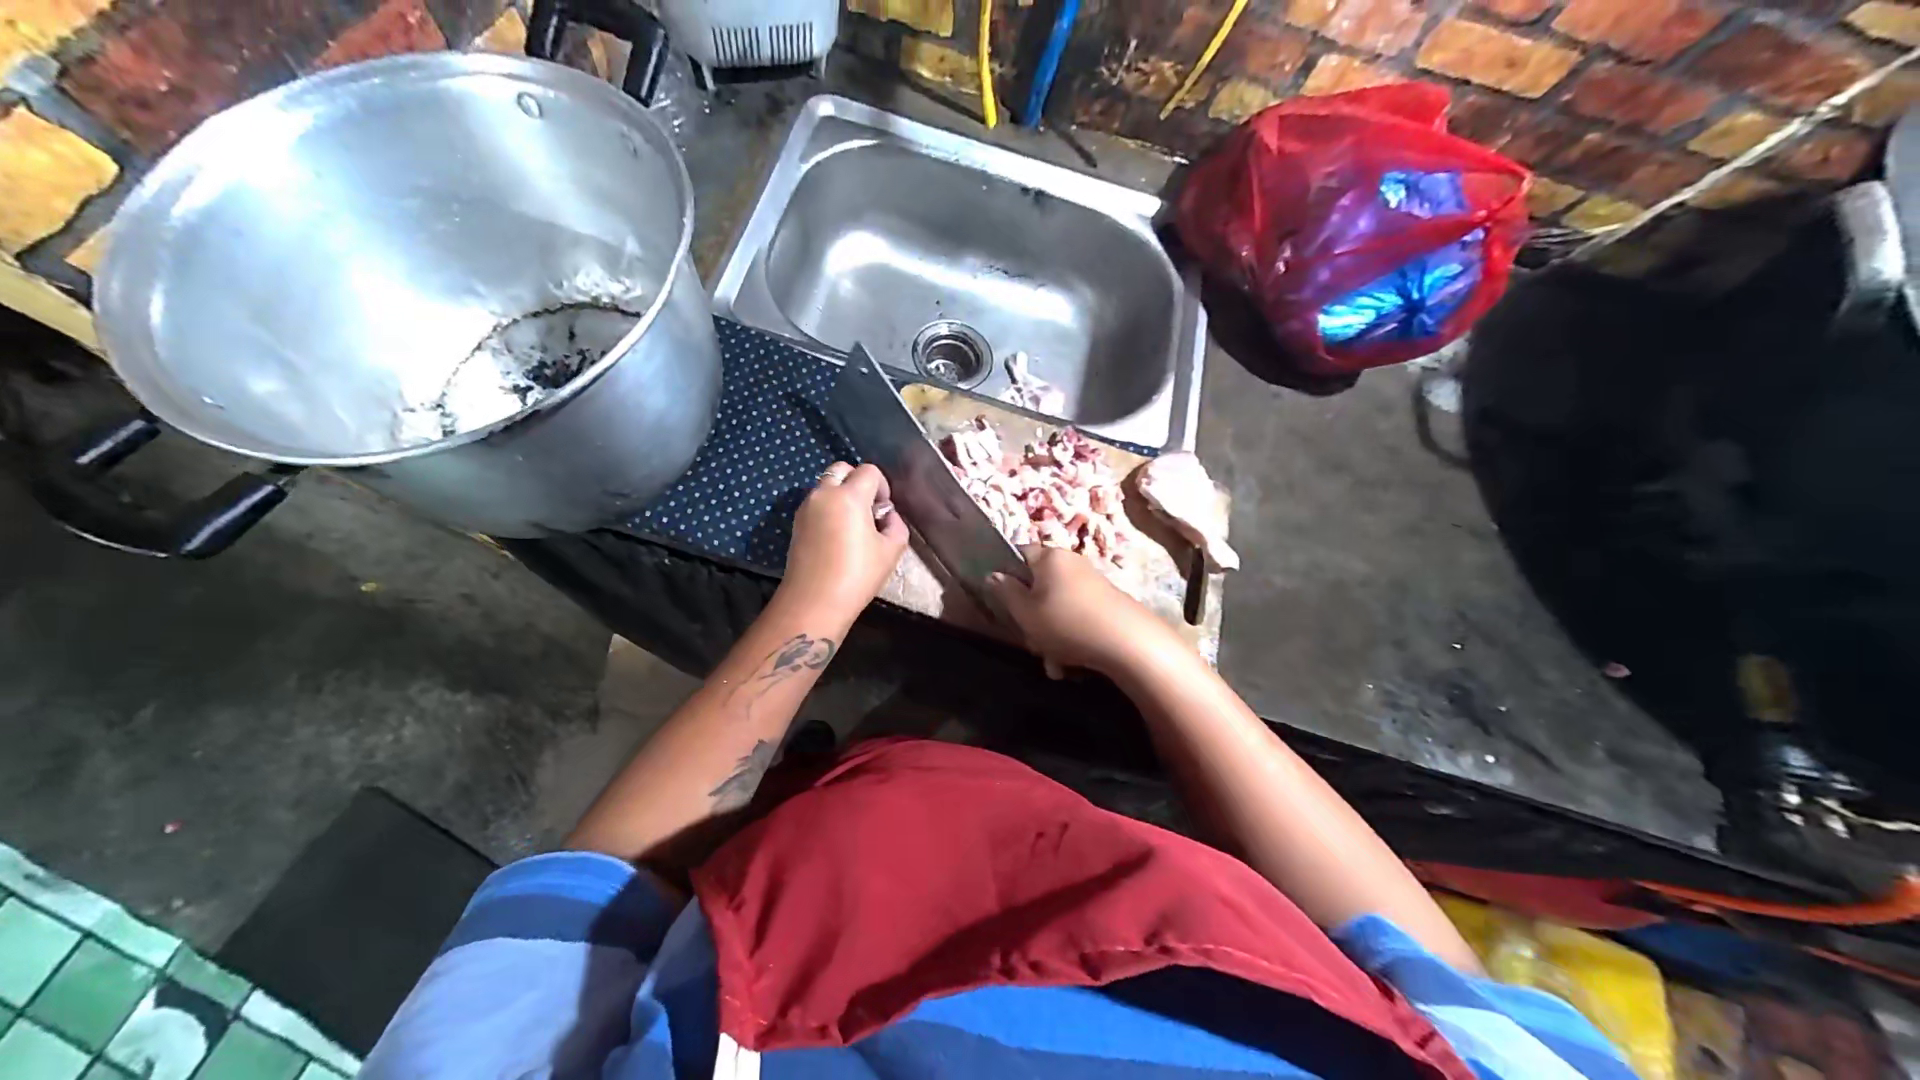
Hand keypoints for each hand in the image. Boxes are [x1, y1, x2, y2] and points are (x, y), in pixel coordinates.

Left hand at [781, 462, 909, 617]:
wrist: (814, 602)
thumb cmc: (857, 575)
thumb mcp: (891, 551)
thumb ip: (896, 525)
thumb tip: (887, 515)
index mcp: (849, 496)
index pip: (869, 471)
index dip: (882, 487)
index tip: (884, 510)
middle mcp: (824, 494)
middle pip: (842, 469)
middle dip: (858, 482)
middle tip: (868, 510)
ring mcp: (806, 507)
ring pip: (826, 485)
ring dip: (841, 494)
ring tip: (852, 525)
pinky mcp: (796, 522)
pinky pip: (816, 502)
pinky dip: (828, 507)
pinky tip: (836, 535)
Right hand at [990, 546, 1185, 677]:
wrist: (1128, 642)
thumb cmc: (1066, 623)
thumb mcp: (1025, 612)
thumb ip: (1005, 592)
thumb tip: (993, 574)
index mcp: (1049, 556)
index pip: (1019, 553)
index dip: (1007, 575)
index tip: (1004, 602)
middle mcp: (1072, 562)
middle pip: (1038, 585)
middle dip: (1032, 615)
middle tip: (1032, 641)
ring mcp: (1092, 582)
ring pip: (1057, 606)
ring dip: (1050, 634)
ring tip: (1054, 662)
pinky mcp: (1107, 602)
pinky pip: (1077, 616)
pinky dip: (1071, 637)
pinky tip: (1072, 662)